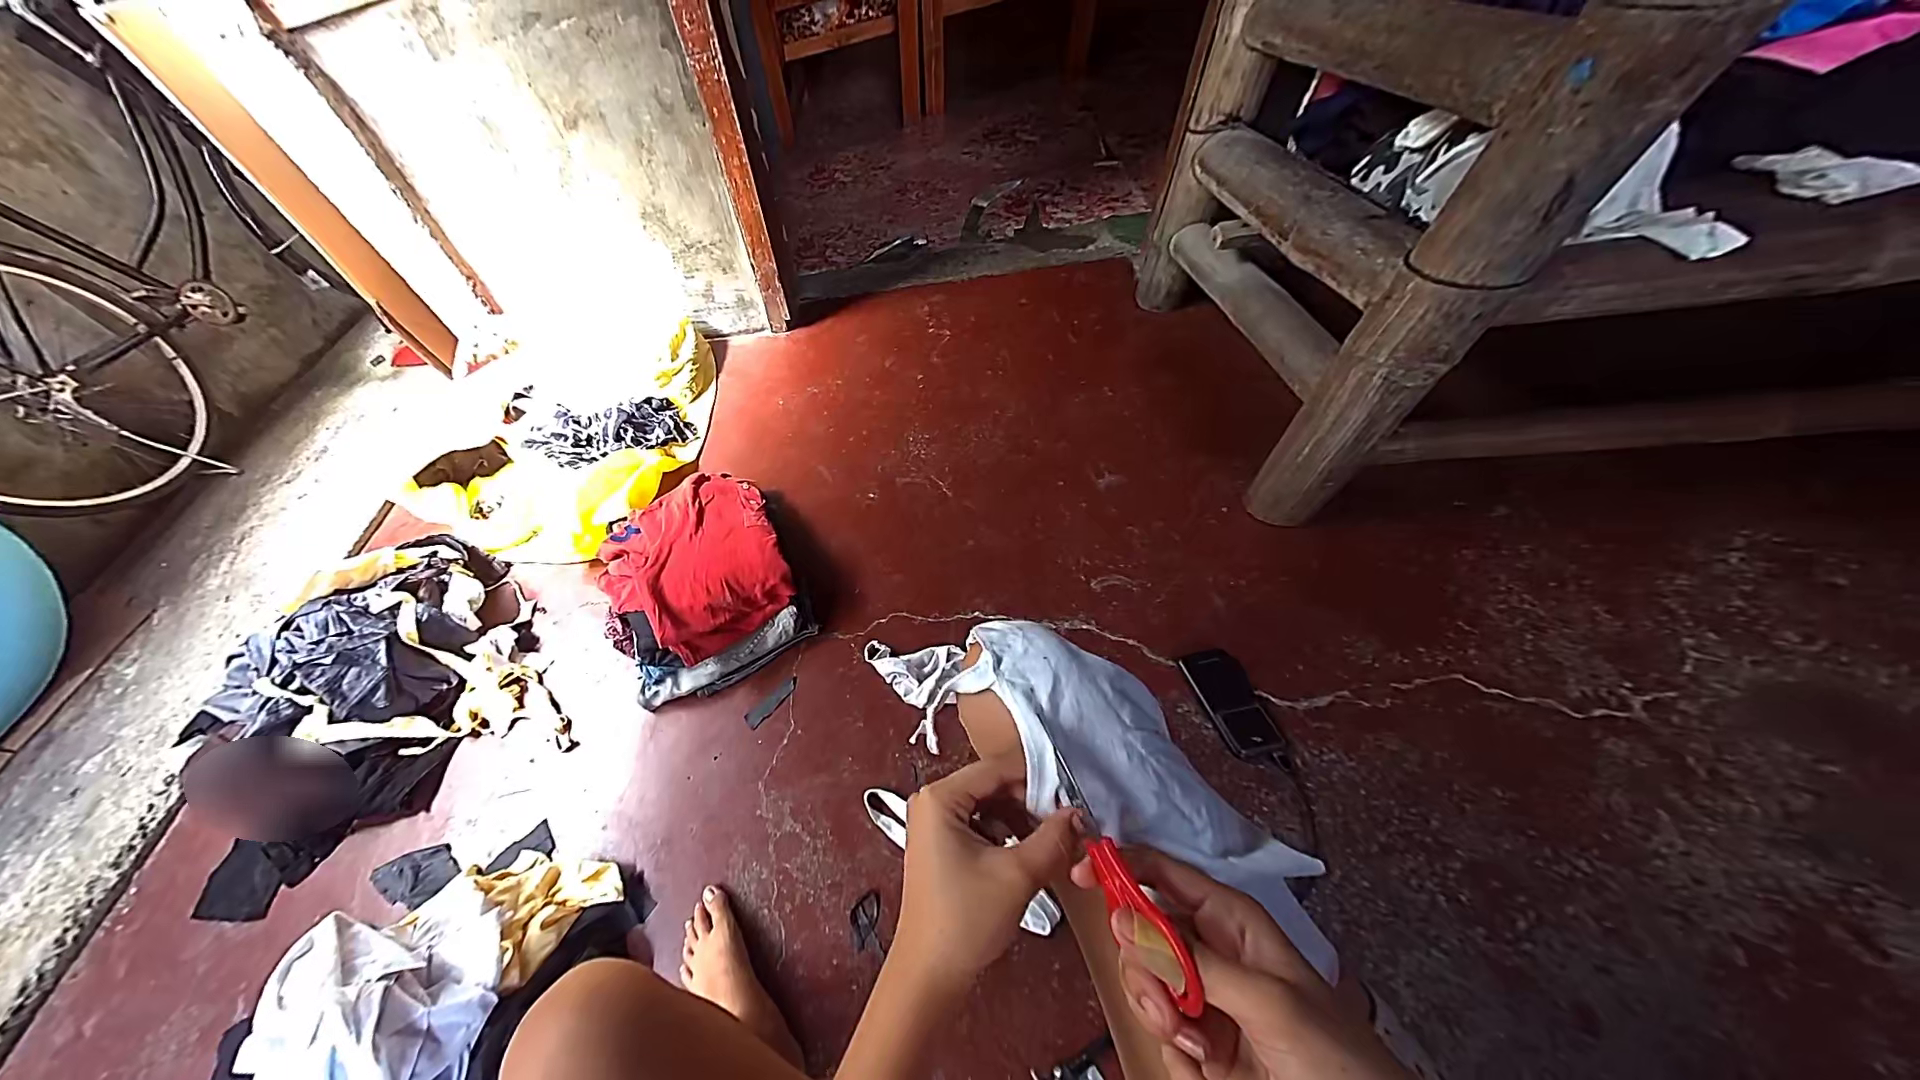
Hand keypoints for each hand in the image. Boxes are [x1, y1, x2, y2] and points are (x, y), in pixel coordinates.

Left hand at [895, 755, 1081, 990]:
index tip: (1068, 795)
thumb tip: (1075, 816)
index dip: (1037, 779)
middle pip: (994, 784)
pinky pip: (981, 823)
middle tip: (1063, 825)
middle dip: (1031, 803)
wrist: (930, 974)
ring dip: (1022, 820)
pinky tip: (1027, 855)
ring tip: (1049, 844)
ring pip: (990, 804)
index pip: (997, 767)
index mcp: (940, 797)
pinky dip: (1007, 834)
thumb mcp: (1017, 874)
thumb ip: (1053, 838)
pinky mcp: (942, 843)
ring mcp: (934, 823)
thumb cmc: (961, 923)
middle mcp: (932, 802)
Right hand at [1073, 847, 1411, 1079]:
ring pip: (1144, 981)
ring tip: (1198, 1041)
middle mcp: (1211, 950)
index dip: (1122, 865)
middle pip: (1141, 931)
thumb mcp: (1268, 999)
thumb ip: (1193, 959)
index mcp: (1230, 919)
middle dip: (1146, 967)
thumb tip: (1129, 920)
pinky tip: (1206, 1062)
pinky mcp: (1199, 1041)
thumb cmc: (1340, 1058)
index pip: (1162, 873)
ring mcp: (1203, 996)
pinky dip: (1173, 1050)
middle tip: (1169, 1000)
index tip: (1086, 873)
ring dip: (1159, 1013)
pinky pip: (1156, 1029)